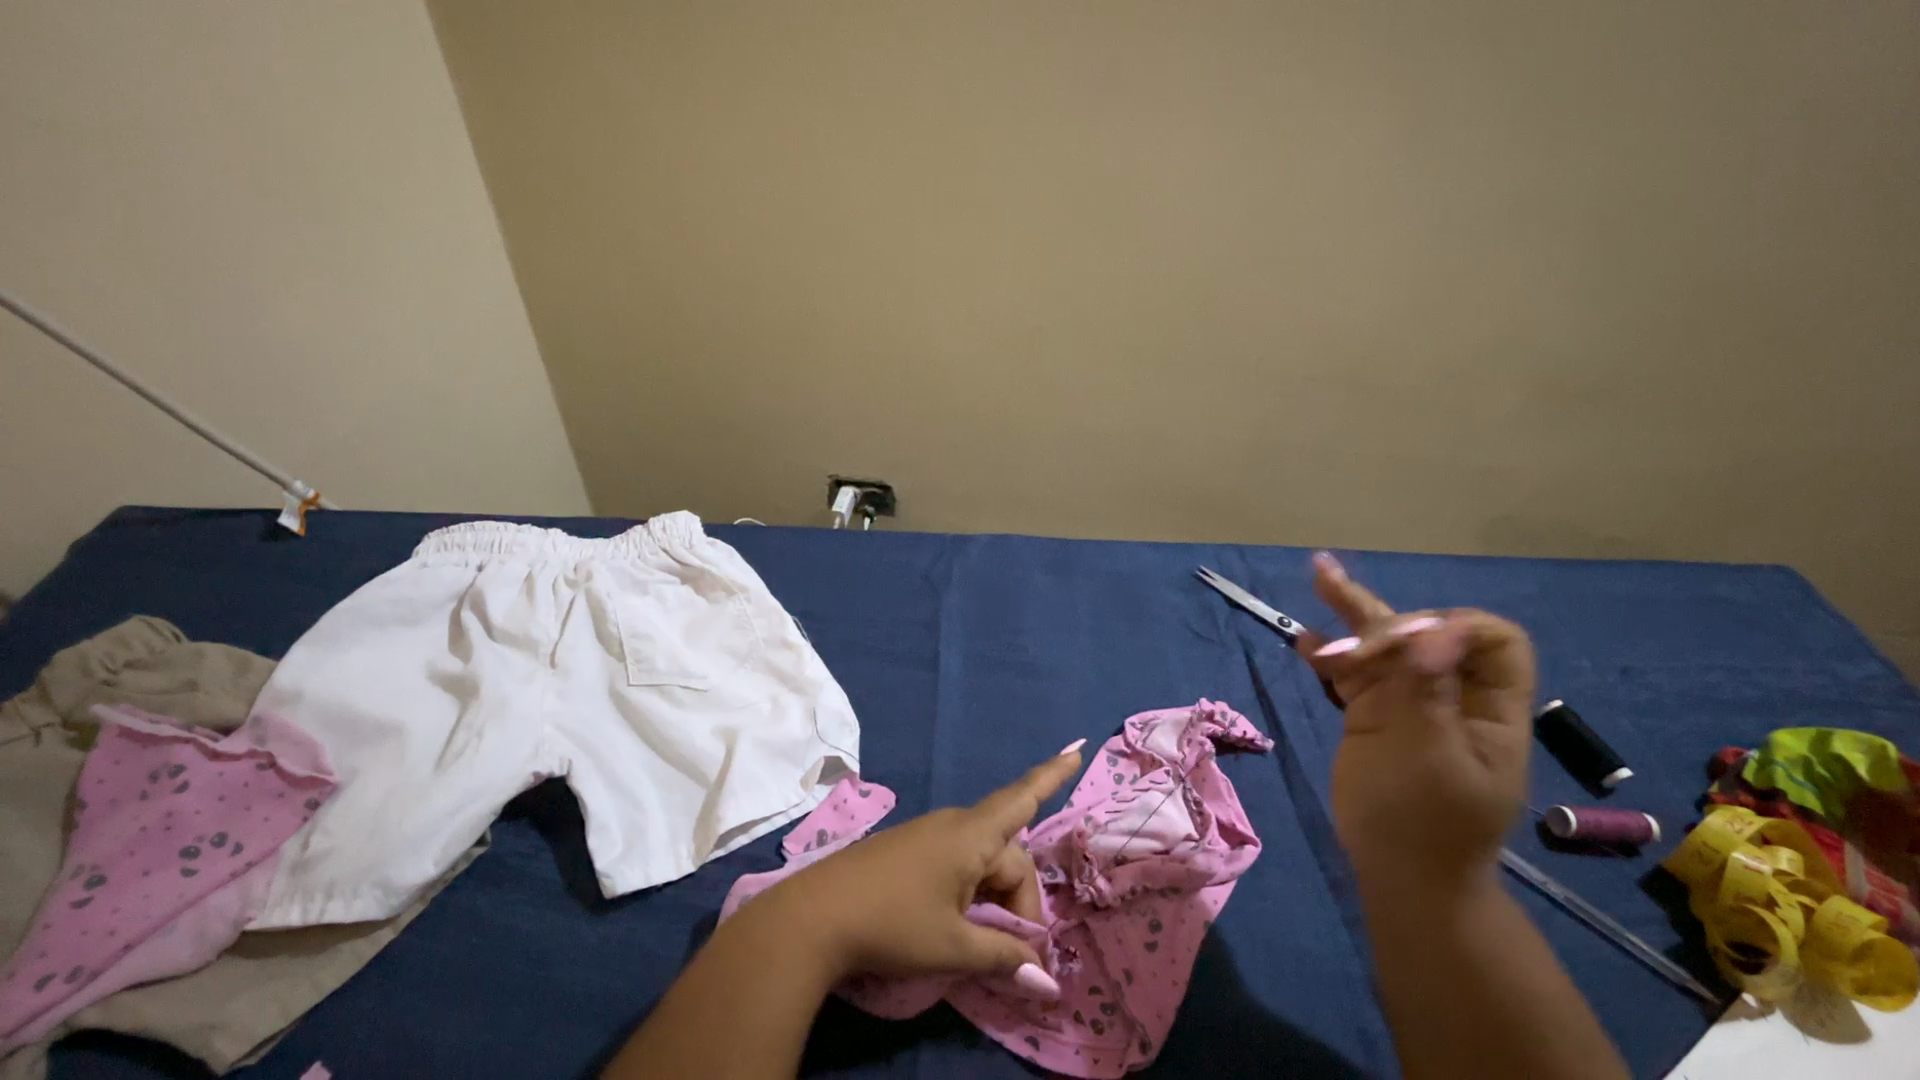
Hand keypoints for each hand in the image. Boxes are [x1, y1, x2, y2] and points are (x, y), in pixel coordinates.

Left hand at [752, 746, 1084, 991]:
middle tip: (1019, 952)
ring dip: (994, 900)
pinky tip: (956, 924)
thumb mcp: (953, 946)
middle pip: (1007, 855)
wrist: (812, 918)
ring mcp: (925, 837)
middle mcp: (952, 826)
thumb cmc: (891, 924)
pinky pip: (956, 865)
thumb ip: (1003, 957)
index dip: (1052, 777)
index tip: (1076, 750)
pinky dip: (970, 893)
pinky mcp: (906, 853)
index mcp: (971, 836)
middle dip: (1021, 900)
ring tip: (985, 943)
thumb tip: (1046, 980)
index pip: (1023, 799)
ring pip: (980, 863)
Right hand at [1301, 553, 1535, 887]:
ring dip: (1353, 614)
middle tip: (1351, 646)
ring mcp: (1409, 702)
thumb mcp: (1432, 759)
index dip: (1450, 629)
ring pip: (1384, 646)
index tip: (1407, 648)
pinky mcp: (1372, 715)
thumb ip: (1428, 691)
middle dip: (1388, 626)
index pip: (1489, 639)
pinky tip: (1304, 641)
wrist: (1402, 875)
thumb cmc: (1429, 824)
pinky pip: (1352, 673)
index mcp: (1490, 705)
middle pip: (1426, 632)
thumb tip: (1433, 630)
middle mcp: (1451, 692)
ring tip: (1320, 572)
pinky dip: (1330, 654)